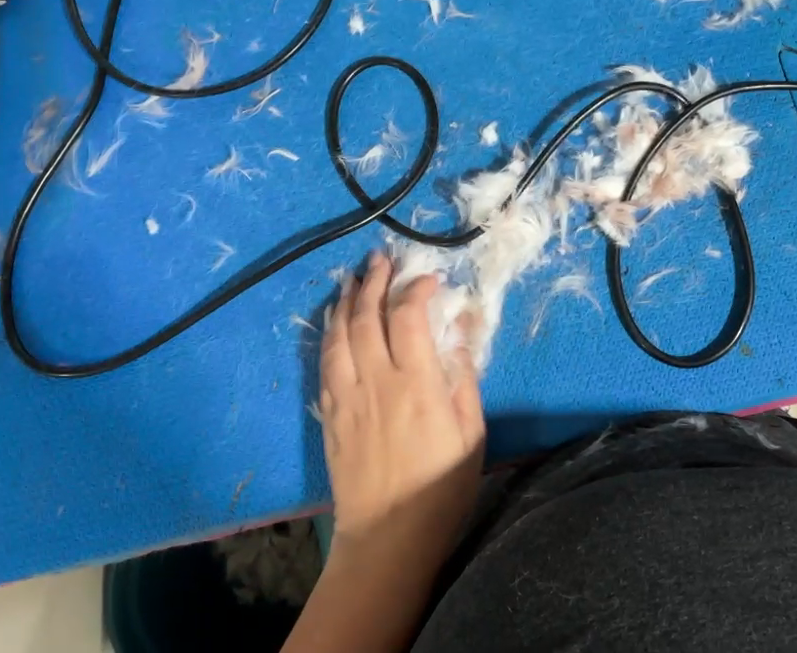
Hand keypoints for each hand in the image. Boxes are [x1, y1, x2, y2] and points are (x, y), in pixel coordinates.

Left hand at [319, 252, 485, 569]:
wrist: (388, 537)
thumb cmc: (441, 487)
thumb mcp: (471, 433)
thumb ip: (464, 378)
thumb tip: (462, 329)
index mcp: (417, 384)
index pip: (409, 316)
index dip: (416, 289)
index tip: (429, 279)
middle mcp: (377, 381)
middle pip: (367, 317)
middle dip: (375, 282)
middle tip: (382, 260)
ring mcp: (348, 397)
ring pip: (340, 335)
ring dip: (347, 301)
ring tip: (355, 278)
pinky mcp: (330, 415)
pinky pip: (325, 363)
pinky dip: (329, 334)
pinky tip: (334, 321)